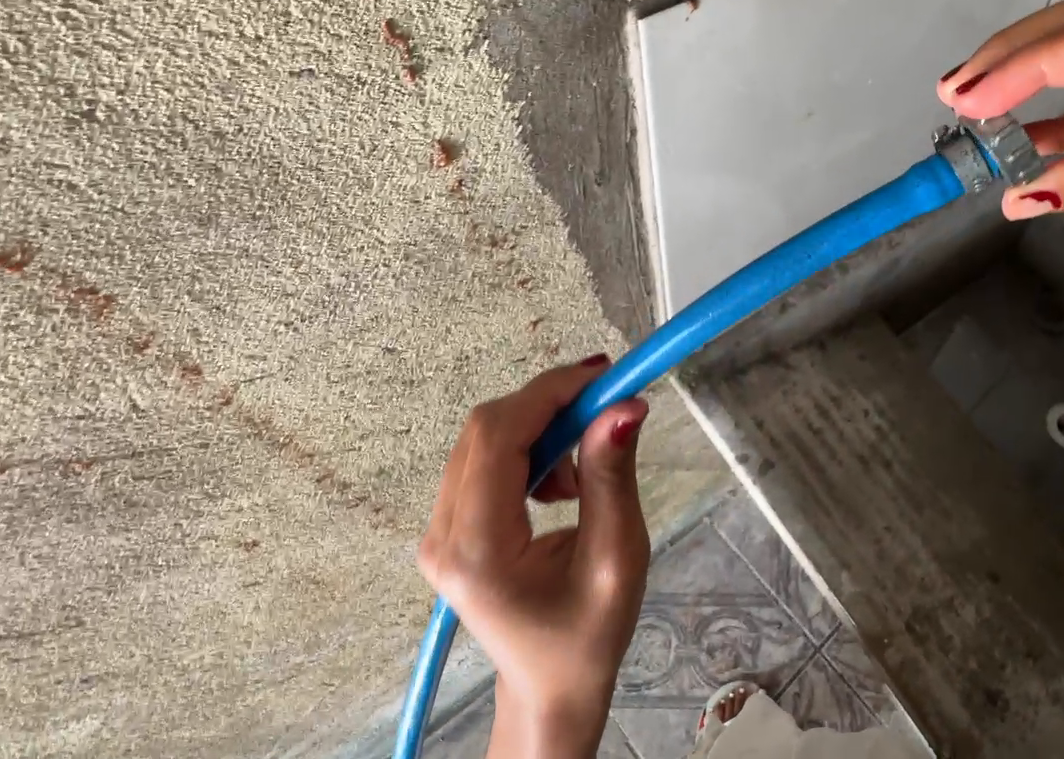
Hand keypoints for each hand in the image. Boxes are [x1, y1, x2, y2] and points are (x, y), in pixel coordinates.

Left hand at [416, 358, 650, 757]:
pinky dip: (530, 449)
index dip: (550, 392)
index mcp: (478, 548)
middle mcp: (442, 534)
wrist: (550, 689)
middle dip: (549, 403)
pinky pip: (485, 459)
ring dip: (542, 428)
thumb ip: (612, 477)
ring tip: (583, 471)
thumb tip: (625, 405)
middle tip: (608, 404)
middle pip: (486, 428)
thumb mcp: (616, 556)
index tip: (606, 374)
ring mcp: (438, 531)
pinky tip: (561, 483)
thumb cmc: (588, 634)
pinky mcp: (449, 528)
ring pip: (485, 438)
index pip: (500, 436)